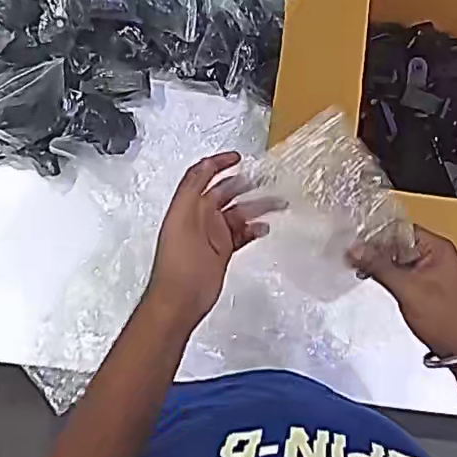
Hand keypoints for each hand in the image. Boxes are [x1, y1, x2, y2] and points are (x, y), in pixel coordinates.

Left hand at [145, 152, 279, 322]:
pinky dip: (254, 229)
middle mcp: (200, 217)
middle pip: (226, 192)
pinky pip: (242, 234)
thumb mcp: (182, 218)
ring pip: (239, 213)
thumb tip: (206, 164)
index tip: (237, 157)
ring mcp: (213, 234)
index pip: (203, 175)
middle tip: (266, 180)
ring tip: (277, 204)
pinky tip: (264, 229)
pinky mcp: (223, 250)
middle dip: (246, 184)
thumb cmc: (179, 264)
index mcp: (189, 206)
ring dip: (258, 207)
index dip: (219, 163)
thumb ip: (192, 189)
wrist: (180, 299)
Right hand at [349, 228, 456, 358]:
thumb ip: (380, 266)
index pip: (402, 229)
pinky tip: (373, 277)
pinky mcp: (427, 285)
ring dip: (382, 263)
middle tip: (355, 255)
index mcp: (438, 248)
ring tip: (360, 266)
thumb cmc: (446, 319)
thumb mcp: (407, 289)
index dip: (379, 234)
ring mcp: (433, 270)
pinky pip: (404, 272)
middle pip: (400, 243)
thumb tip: (358, 249)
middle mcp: (437, 255)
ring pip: (400, 259)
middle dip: (377, 250)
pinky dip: (389, 275)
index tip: (358, 240)